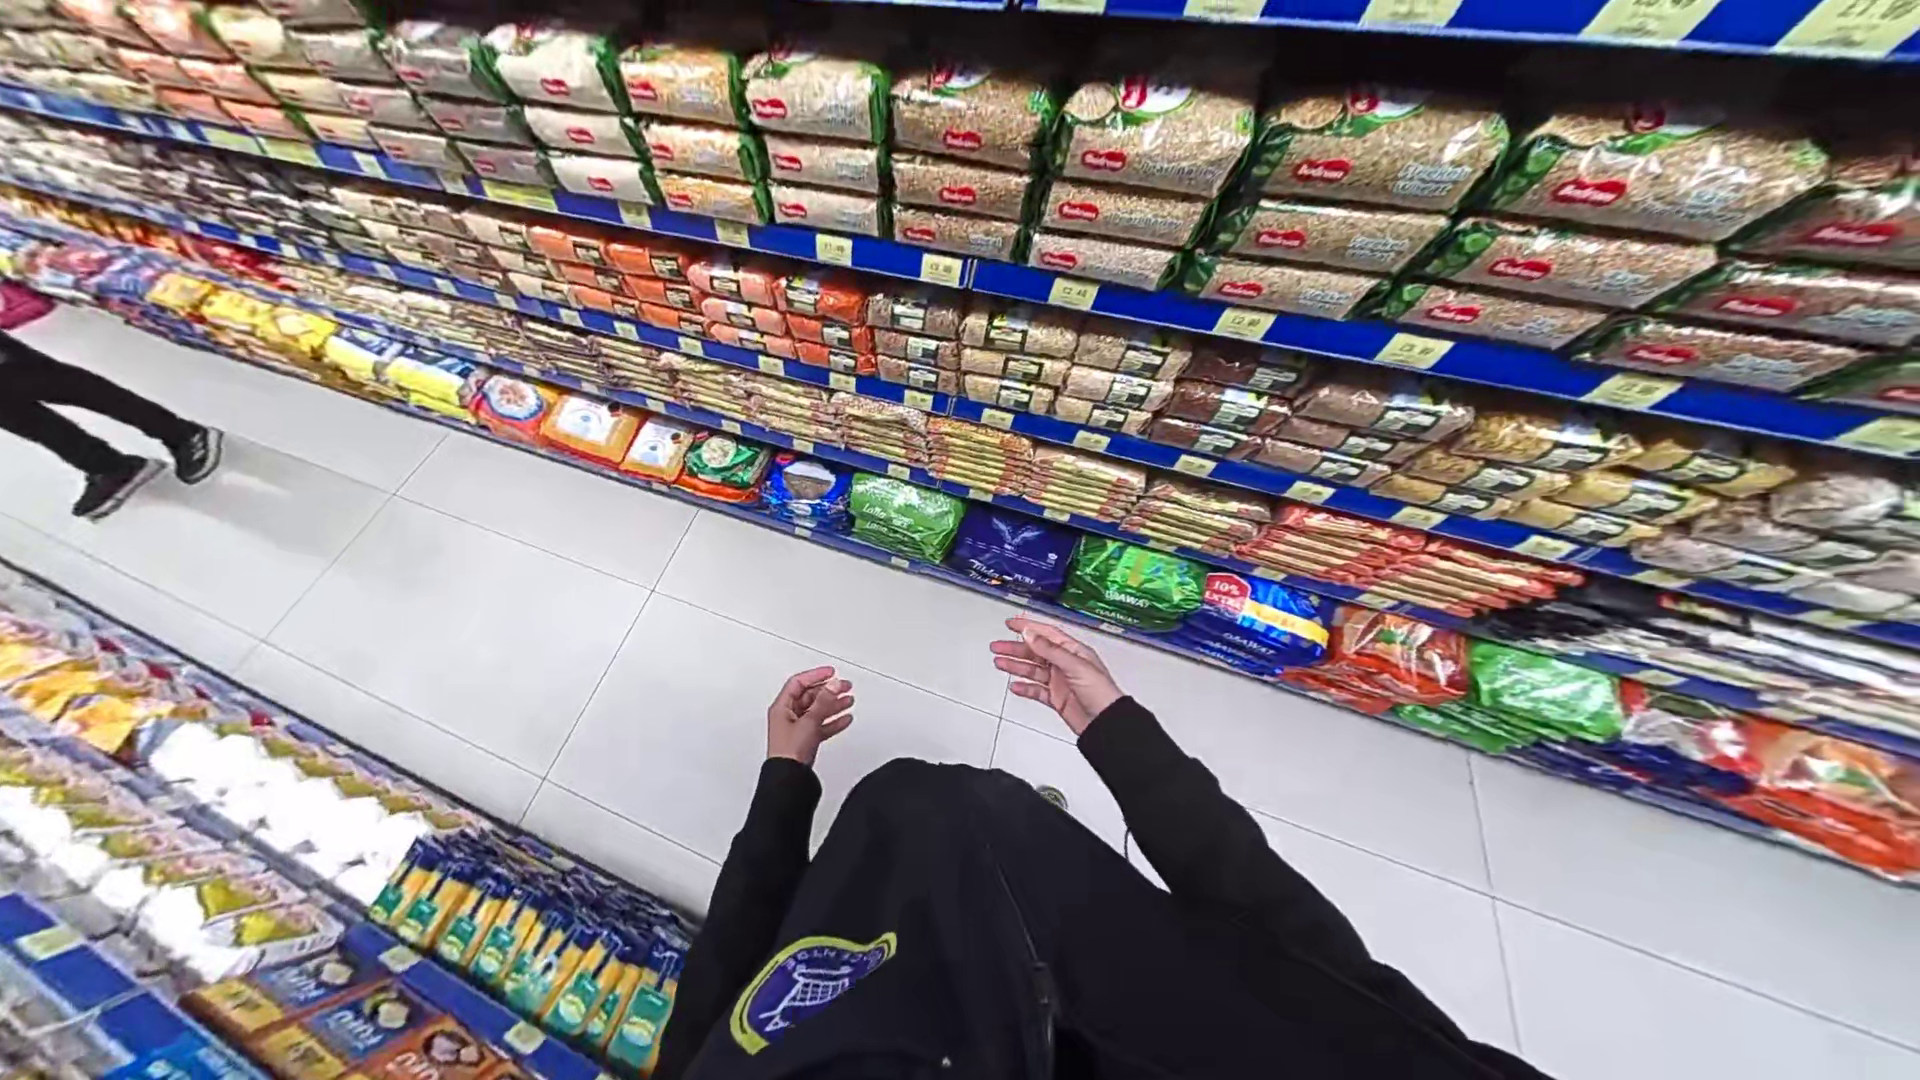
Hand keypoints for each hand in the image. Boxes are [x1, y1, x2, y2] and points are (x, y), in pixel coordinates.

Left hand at [766, 666, 853, 765]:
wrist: (789, 778)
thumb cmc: (788, 751)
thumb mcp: (808, 721)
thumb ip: (823, 701)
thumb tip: (833, 684)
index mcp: (782, 707)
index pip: (798, 683)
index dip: (815, 675)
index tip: (831, 672)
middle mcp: (788, 716)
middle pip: (810, 696)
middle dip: (829, 690)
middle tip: (844, 685)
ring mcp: (797, 728)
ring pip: (818, 710)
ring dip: (834, 704)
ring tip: (848, 699)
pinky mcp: (806, 739)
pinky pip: (821, 725)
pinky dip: (833, 720)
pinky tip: (844, 719)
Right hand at [990, 617, 1122, 736]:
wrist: (1106, 723)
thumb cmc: (1101, 692)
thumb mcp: (1074, 665)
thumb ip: (1050, 649)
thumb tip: (1031, 634)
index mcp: (1073, 651)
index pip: (1046, 634)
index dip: (1028, 627)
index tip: (1012, 623)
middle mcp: (1065, 664)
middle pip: (1035, 652)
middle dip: (1015, 648)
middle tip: (997, 646)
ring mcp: (1060, 681)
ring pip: (1032, 670)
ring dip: (1016, 666)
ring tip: (1000, 663)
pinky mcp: (1056, 698)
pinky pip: (1036, 690)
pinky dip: (1024, 687)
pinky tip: (1015, 686)